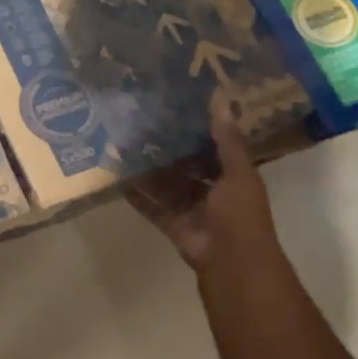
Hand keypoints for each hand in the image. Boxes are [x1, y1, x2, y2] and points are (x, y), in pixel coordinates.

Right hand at [125, 103, 278, 269]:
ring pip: (166, 185)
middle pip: (186, 168)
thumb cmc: (240, 213)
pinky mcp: (171, 223)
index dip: (199, 133)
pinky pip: (150, 206)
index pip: (215, 150)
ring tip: (124, 147)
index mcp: (233, 178)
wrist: (231, 259)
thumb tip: (221, 99)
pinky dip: (136, 195)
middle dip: (168, 152)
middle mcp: (211, 192)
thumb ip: (227, 140)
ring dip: (149, 171)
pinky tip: (117, 178)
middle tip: (142, 127)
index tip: (178, 111)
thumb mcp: (238, 172)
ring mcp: (190, 209)